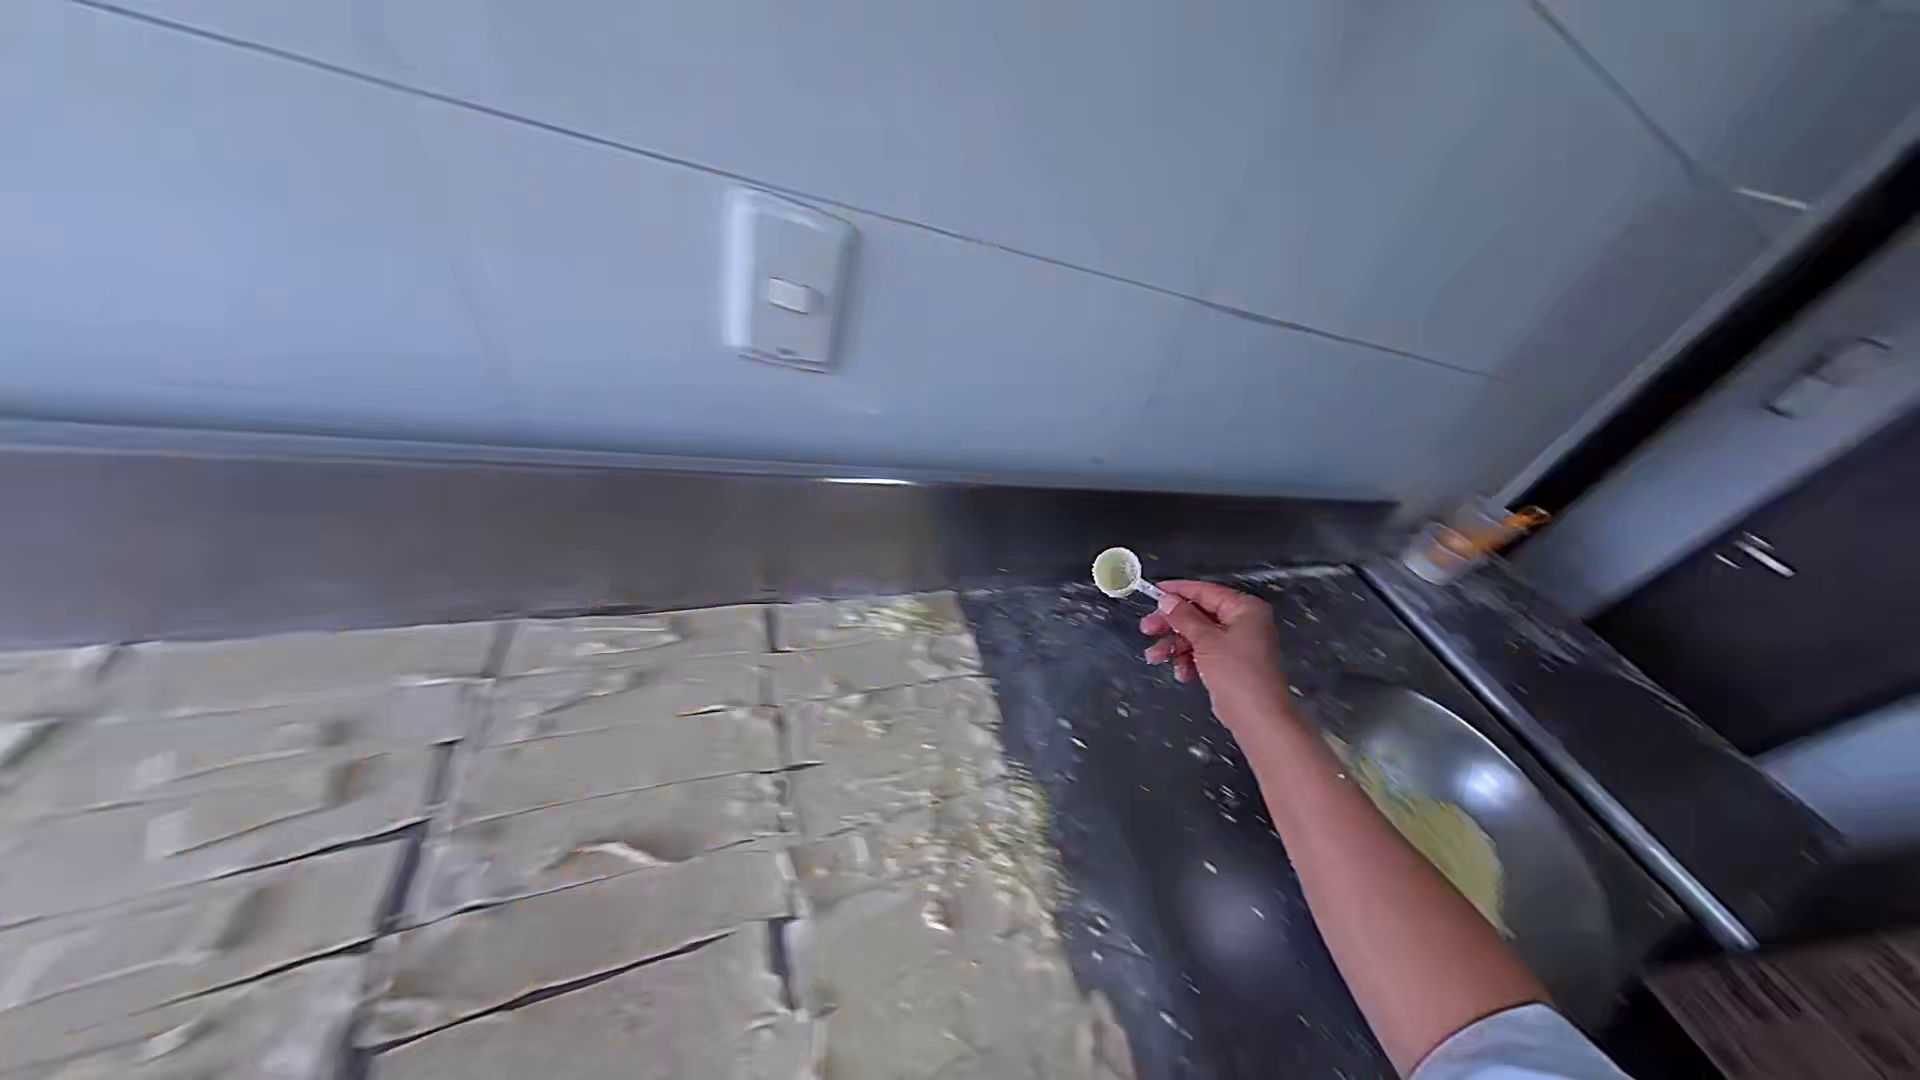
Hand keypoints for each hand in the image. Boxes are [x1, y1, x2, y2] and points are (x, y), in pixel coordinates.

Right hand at [1140, 580, 1292, 733]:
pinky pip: (1201, 653)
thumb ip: (1183, 616)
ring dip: (1174, 646)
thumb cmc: (1237, 673)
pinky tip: (1180, 672)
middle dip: (1171, 624)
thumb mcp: (1206, 640)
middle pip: (1197, 615)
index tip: (1154, 592)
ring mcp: (1235, 644)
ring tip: (1155, 656)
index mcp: (1244, 609)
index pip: (1205, 591)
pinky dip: (1188, 660)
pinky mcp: (1228, 664)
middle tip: (1147, 628)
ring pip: (1195, 636)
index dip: (1177, 591)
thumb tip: (1166, 600)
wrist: (1257, 718)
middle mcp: (1242, 622)